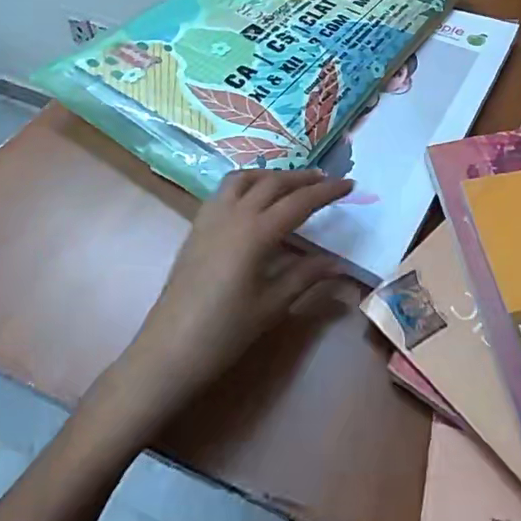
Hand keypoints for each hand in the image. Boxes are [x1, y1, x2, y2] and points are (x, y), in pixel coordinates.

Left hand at [104, 169, 352, 420]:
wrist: (171, 345)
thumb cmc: (226, 330)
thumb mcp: (273, 305)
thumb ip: (305, 276)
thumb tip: (336, 263)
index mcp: (256, 232)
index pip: (299, 202)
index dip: (326, 192)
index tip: (349, 185)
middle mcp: (233, 214)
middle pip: (272, 183)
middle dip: (302, 178)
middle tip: (327, 180)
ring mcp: (211, 216)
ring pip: (244, 179)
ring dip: (271, 175)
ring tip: (292, 183)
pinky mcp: (197, 225)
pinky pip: (225, 190)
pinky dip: (247, 184)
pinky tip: (255, 200)